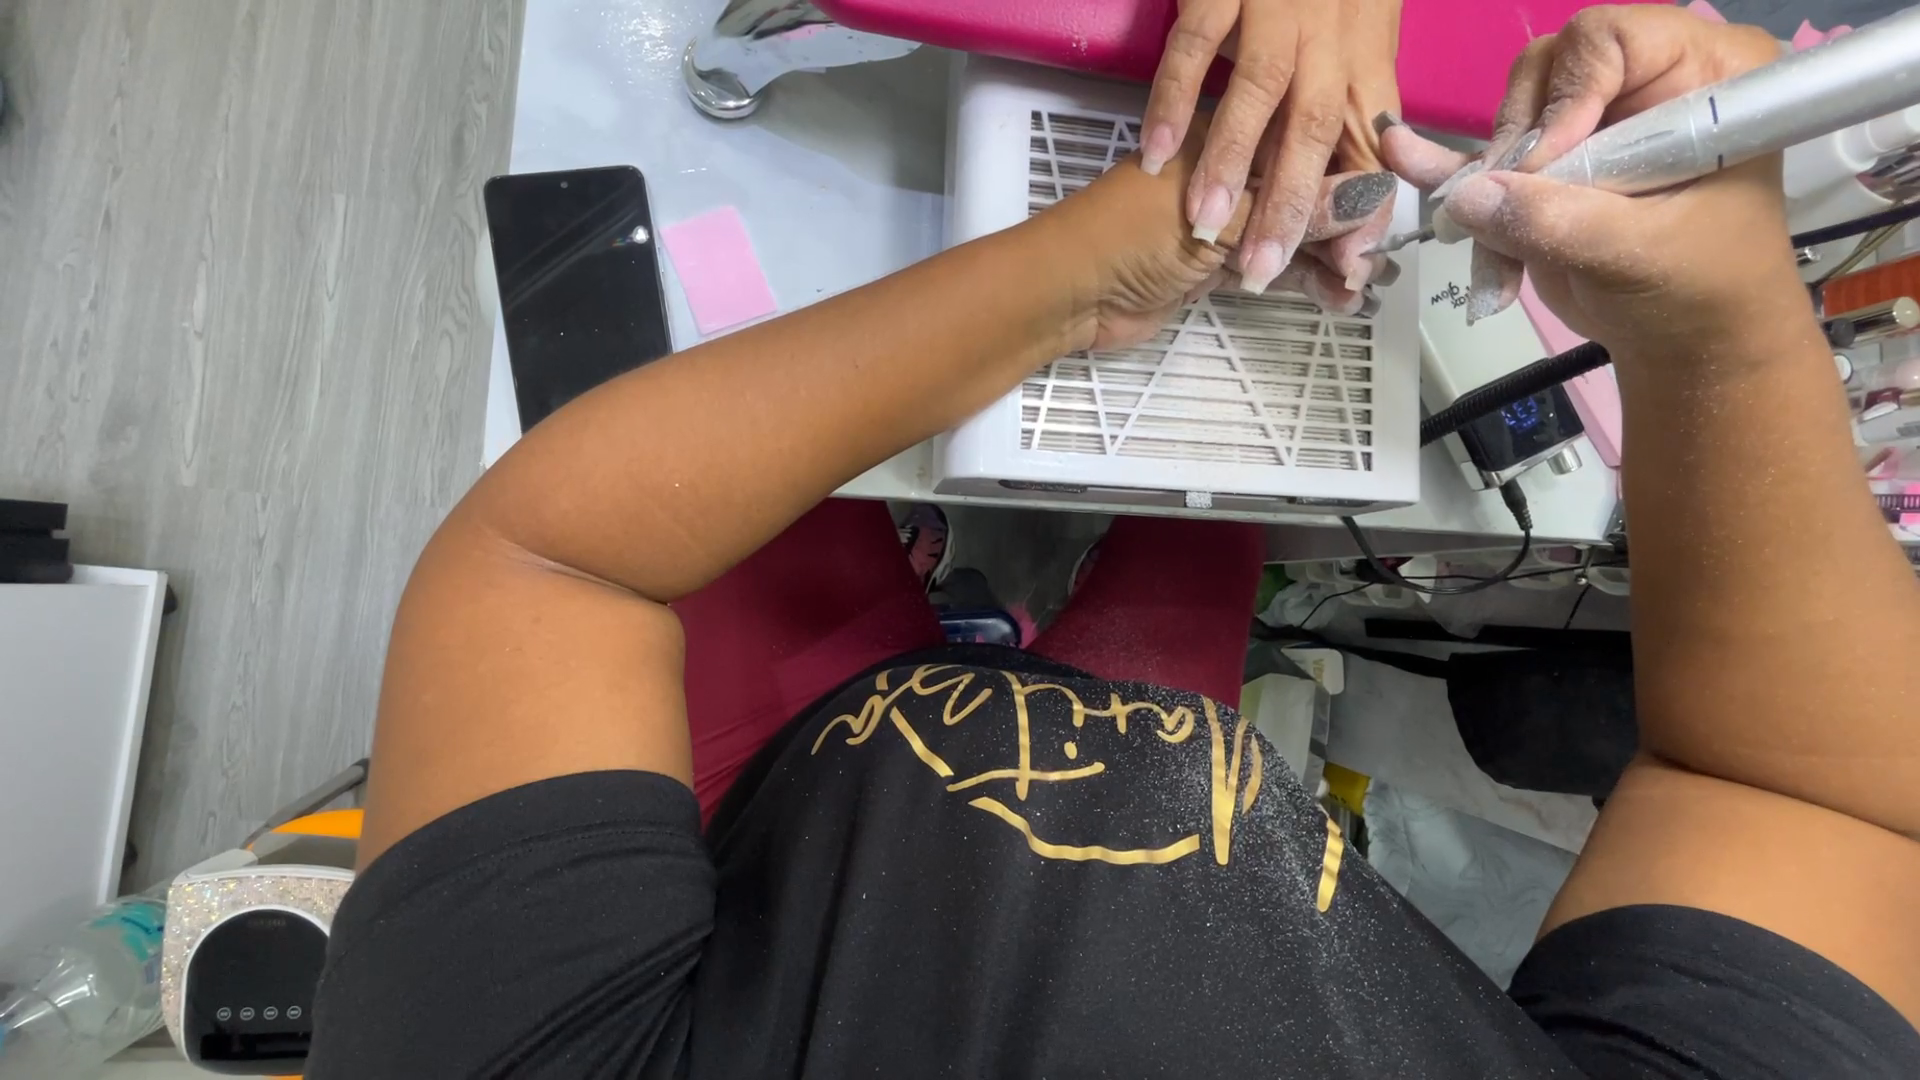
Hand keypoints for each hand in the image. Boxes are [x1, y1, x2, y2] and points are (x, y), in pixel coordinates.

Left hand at [1040, 116, 1396, 351]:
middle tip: (1375, 263)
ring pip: (1285, 237)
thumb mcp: (1214, 219)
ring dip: (1322, 263)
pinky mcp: (1207, 268)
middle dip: (1343, 230)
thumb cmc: (1130, 235)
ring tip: (1360, 289)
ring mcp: (1219, 224)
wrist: (1067, 290)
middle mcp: (1230, 174)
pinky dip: (1293, 283)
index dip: (1350, 186)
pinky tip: (1331, 298)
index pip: (1305, 150)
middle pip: (1301, 198)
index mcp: (1228, 136)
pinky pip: (1262, 269)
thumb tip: (1362, 204)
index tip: (1382, 220)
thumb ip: (1285, 210)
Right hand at [1141, 0, 1403, 293]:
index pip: (1368, 138)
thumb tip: (1363, 198)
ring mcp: (1276, 3)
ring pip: (1259, 90)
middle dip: (1286, 206)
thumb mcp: (1351, 38)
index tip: (1345, 273)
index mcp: (1362, 49)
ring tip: (1204, 223)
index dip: (1359, 207)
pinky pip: (1194, 45)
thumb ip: (1350, 112)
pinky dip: (1173, 101)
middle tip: (1259, 271)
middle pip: (1313, 127)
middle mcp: (1329, 29)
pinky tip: (1156, 156)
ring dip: (1228, 161)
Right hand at [1379, 7, 1803, 356]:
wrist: (1678, 334)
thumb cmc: (1691, 286)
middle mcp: (1640, 88)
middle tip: (1517, 215)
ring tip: (1495, 251)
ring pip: (1504, 125)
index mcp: (1698, 78)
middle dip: (1516, 147)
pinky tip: (1400, 152)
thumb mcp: (1634, 251)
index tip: (1549, 170)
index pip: (1610, 43)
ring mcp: (1585, 130)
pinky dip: (1444, 170)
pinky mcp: (1541, 173)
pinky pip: (1484, 159)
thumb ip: (1553, 220)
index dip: (1564, 98)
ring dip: (1484, 191)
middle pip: (1545, 76)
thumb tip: (1464, 196)